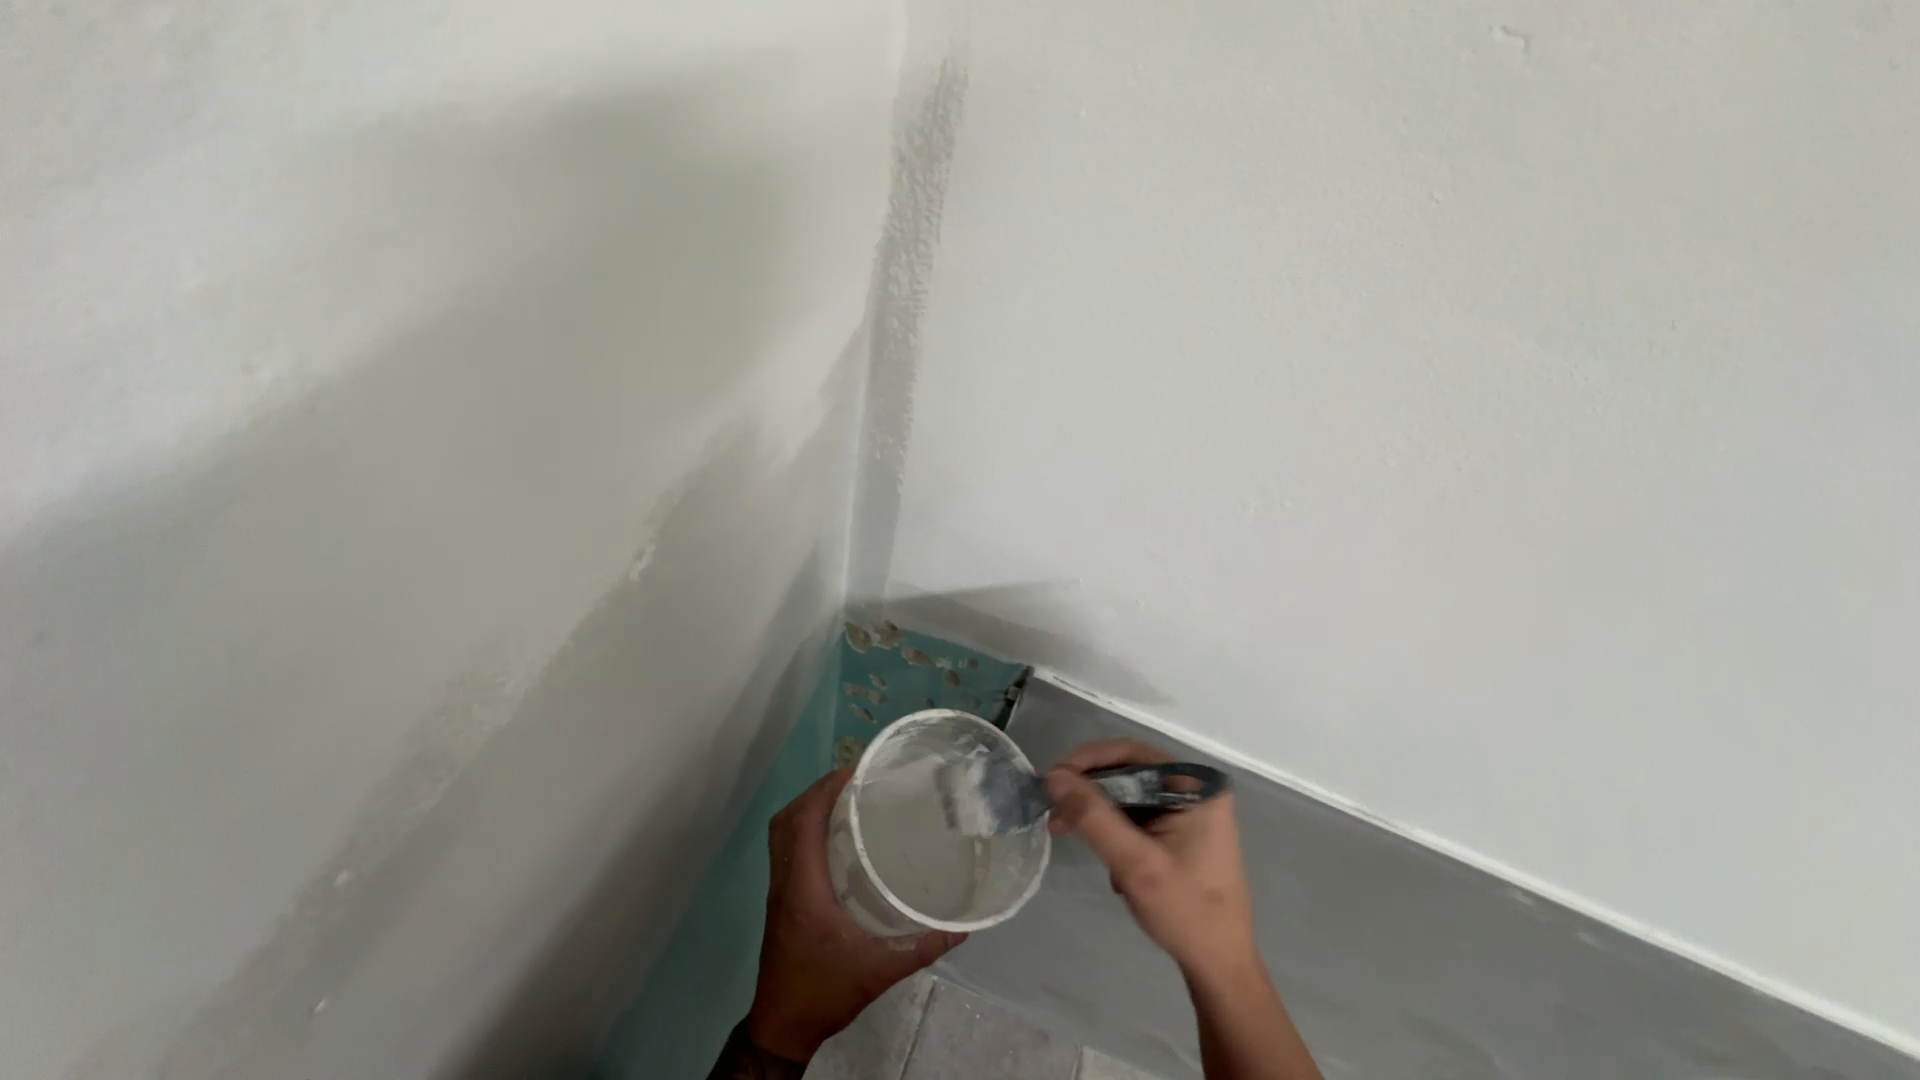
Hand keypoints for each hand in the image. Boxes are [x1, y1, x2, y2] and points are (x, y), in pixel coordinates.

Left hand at [745, 767, 966, 1061]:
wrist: (783, 1024)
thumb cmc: (825, 991)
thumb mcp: (879, 971)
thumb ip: (921, 948)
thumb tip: (961, 927)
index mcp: (803, 887)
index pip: (803, 821)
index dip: (825, 789)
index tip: (857, 770)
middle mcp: (785, 880)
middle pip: (788, 819)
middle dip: (818, 790)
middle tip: (857, 779)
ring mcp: (779, 889)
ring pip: (783, 832)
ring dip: (809, 806)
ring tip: (848, 798)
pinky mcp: (782, 898)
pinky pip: (787, 847)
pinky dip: (806, 827)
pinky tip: (838, 834)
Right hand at [1046, 740, 1256, 977]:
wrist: (1219, 964)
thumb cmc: (1186, 911)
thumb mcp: (1135, 863)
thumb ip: (1093, 816)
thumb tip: (1053, 776)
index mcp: (1196, 786)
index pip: (1132, 753)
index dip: (1088, 761)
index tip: (1052, 780)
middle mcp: (1194, 788)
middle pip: (1128, 771)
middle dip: (1088, 790)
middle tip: (1053, 811)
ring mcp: (1187, 810)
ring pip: (1127, 793)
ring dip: (1097, 812)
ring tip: (1067, 832)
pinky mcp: (1179, 830)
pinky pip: (1136, 814)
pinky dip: (1113, 829)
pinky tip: (1108, 860)